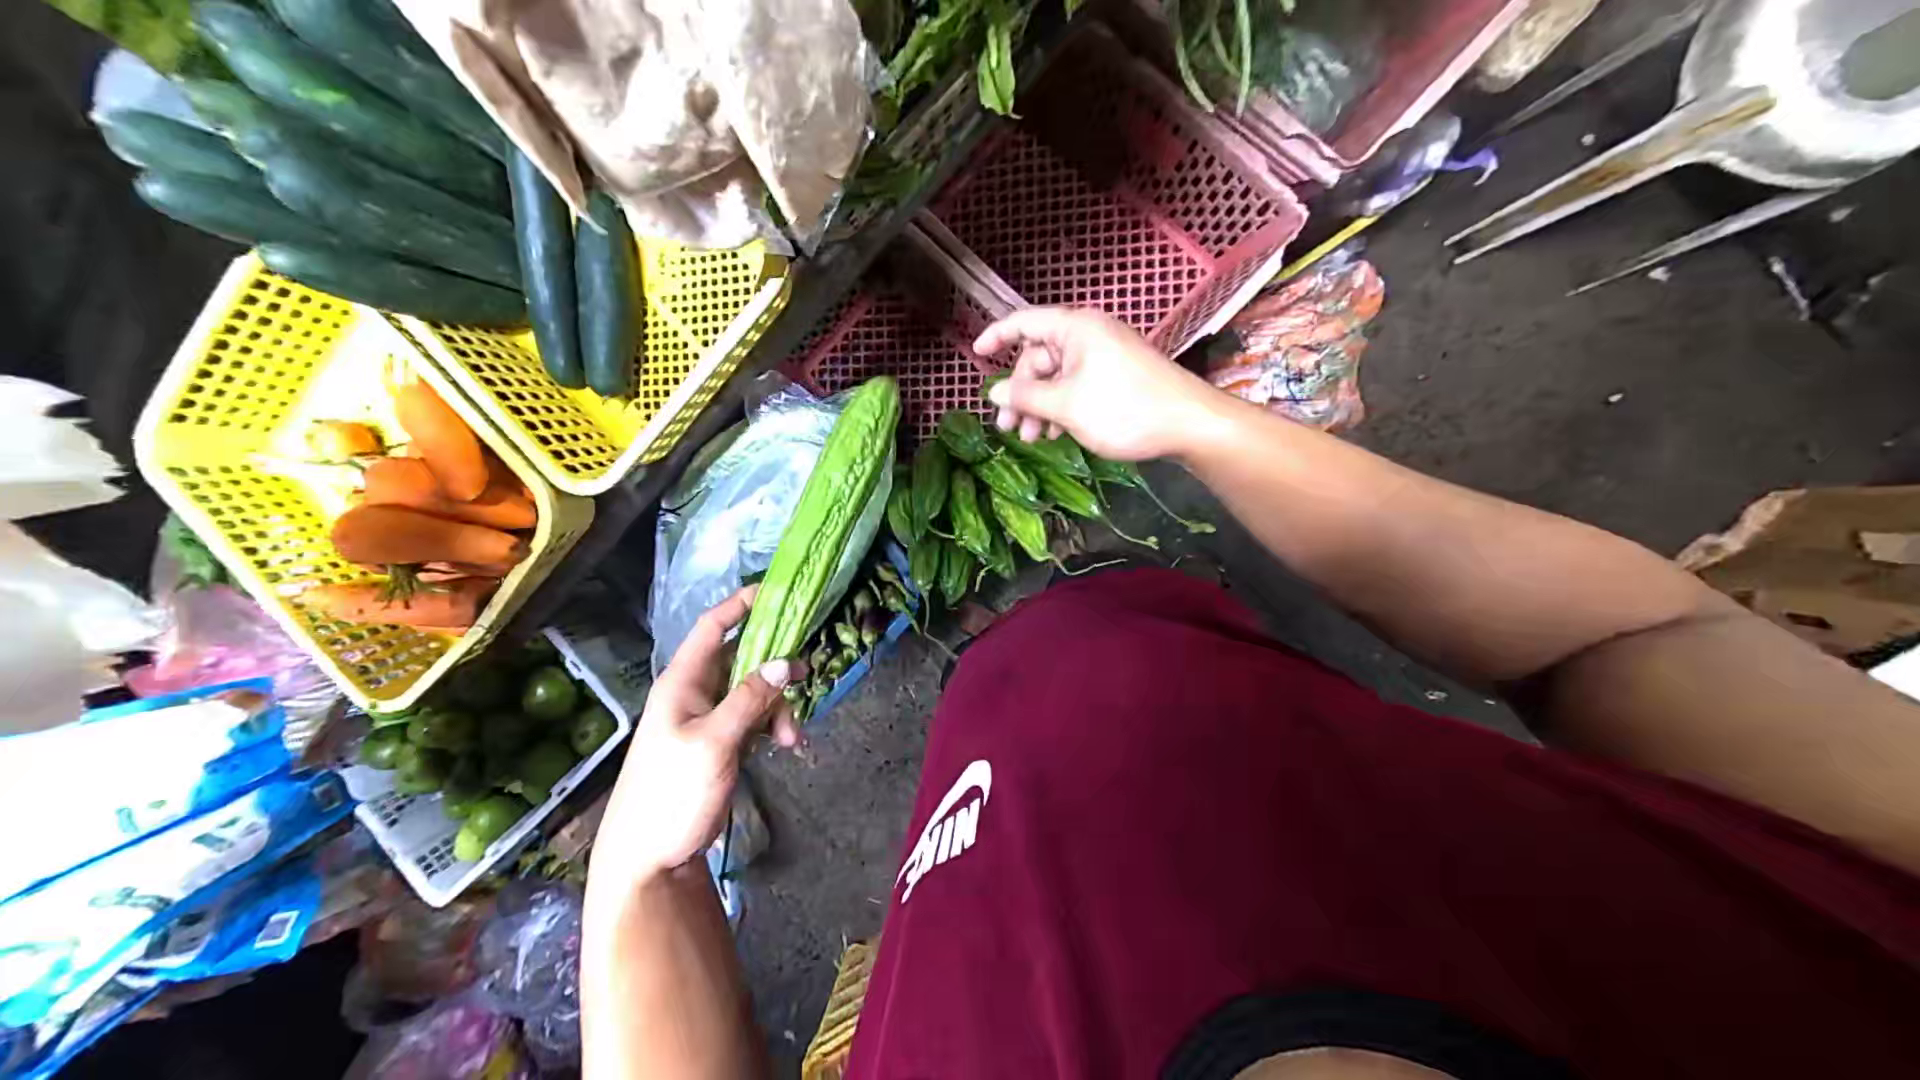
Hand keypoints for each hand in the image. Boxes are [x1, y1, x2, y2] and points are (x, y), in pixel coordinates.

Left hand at [588, 585, 800, 888]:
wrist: (649, 858)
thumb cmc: (671, 793)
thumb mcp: (714, 742)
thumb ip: (751, 699)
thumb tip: (786, 662)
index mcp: (683, 681)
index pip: (712, 628)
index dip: (741, 605)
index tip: (775, 592)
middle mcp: (696, 692)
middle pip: (743, 659)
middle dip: (775, 667)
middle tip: (807, 675)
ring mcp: (709, 717)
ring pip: (755, 691)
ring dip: (778, 706)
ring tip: (791, 736)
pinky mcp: (721, 741)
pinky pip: (754, 718)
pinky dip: (773, 725)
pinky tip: (787, 745)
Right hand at [972, 307, 1225, 461]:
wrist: (1189, 424)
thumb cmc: (1125, 409)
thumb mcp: (1066, 405)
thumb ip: (1025, 396)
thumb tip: (994, 391)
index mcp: (1075, 328)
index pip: (1024, 322)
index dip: (996, 336)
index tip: (975, 354)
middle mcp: (1089, 334)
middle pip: (1039, 356)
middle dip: (1021, 392)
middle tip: (1010, 427)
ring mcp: (1105, 354)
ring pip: (1057, 375)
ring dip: (1040, 406)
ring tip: (1034, 439)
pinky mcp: (1117, 374)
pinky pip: (1077, 384)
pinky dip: (1062, 406)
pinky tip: (1057, 433)